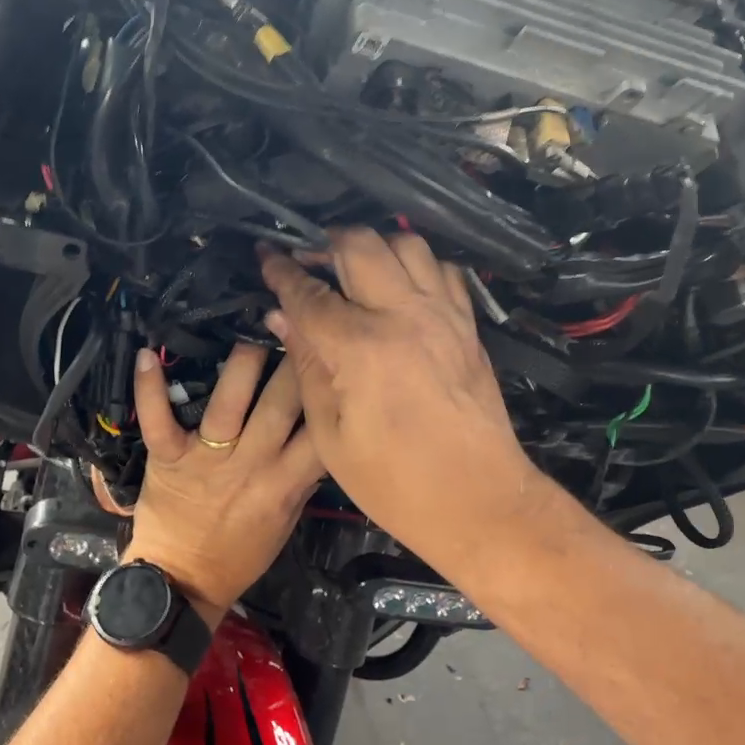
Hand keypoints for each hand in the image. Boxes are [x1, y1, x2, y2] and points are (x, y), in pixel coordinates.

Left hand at [95, 343, 322, 619]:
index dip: (329, 387)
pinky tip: (147, 354)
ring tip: (250, 325)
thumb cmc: (240, 553)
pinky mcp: (169, 458)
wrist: (183, 580)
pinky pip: (159, 419)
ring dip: (241, 362)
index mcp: (285, 480)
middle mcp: (251, 462)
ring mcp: (207, 458)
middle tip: (298, 320)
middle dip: (293, 359)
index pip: (319, 428)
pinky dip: (150, 388)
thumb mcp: (288, 517)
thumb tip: (321, 429)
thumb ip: (304, 474)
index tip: (335, 352)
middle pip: (281, 404)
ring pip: (229, 401)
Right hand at [258, 229, 547, 540]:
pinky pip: (443, 270)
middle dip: (326, 243)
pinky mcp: (468, 325)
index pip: (310, 292)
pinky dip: (416, 266)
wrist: (479, 501)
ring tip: (353, 269)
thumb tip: (282, 317)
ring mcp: (444, 315)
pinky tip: (399, 288)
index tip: (265, 254)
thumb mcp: (330, 434)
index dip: (281, 270)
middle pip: (361, 244)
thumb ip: (306, 364)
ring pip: (407, 243)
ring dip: (374, 247)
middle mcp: (405, 316)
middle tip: (308, 262)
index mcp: (361, 348)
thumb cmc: (394, 482)